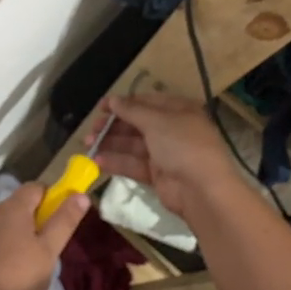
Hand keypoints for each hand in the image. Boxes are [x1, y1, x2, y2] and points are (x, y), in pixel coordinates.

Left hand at [0, 183, 88, 289]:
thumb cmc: (20, 280)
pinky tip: (18, 266)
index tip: (65, 219)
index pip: (37, 187)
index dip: (54, 197)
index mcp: (12, 208)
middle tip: (54, 244)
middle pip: (23, 203)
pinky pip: (0, 235)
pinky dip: (12, 242)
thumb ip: (64, 221)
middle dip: (41, 216)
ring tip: (38, 258)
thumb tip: (80, 194)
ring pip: (11, 220)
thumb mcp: (48, 252)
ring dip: (27, 231)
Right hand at [89, 93, 245, 219]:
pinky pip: (134, 164)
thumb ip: (131, 110)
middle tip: (91, 129)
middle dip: (113, 125)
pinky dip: (117, 162)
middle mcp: (171, 130)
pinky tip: (97, 161)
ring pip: (133, 145)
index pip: (146, 102)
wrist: (202, 190)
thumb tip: (112, 99)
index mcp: (177, 111)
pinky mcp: (158, 175)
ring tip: (88, 145)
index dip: (123, 103)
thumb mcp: (156, 121)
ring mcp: (165, 153)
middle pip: (137, 124)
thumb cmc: (182, 145)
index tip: (100, 107)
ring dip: (111, 143)